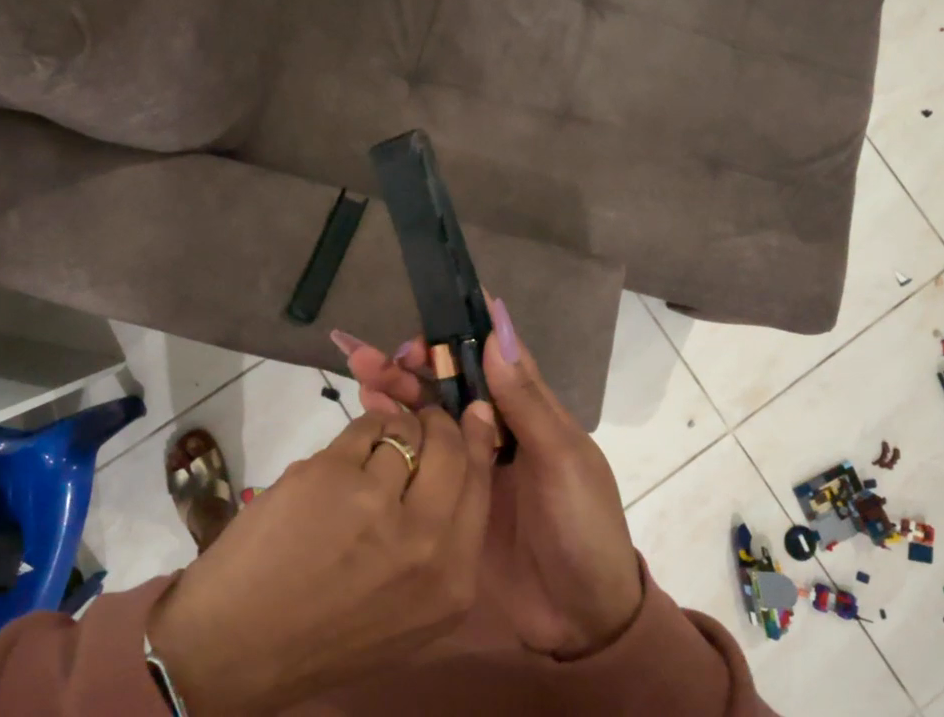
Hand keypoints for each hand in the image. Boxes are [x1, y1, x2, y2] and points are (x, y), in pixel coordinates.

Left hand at [146, 405, 496, 714]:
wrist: (240, 645)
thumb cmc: (326, 634)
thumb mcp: (411, 614)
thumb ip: (440, 549)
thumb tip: (456, 472)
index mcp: (452, 582)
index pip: (481, 485)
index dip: (478, 441)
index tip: (473, 415)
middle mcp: (425, 541)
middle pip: (451, 449)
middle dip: (439, 424)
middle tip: (426, 418)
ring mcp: (377, 503)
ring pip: (406, 430)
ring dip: (395, 428)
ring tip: (375, 446)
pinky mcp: (331, 474)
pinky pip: (362, 427)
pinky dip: (360, 431)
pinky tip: (343, 456)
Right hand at [345, 297, 643, 658]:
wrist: (580, 619)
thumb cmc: (582, 530)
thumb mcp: (562, 462)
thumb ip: (526, 402)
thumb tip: (495, 330)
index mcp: (528, 415)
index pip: (490, 360)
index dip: (458, 337)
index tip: (425, 324)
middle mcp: (494, 433)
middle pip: (449, 384)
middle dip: (413, 363)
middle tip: (375, 356)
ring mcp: (467, 466)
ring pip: (428, 414)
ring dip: (396, 388)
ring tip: (361, 370)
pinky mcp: (445, 499)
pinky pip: (416, 455)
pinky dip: (392, 429)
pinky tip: (366, 413)